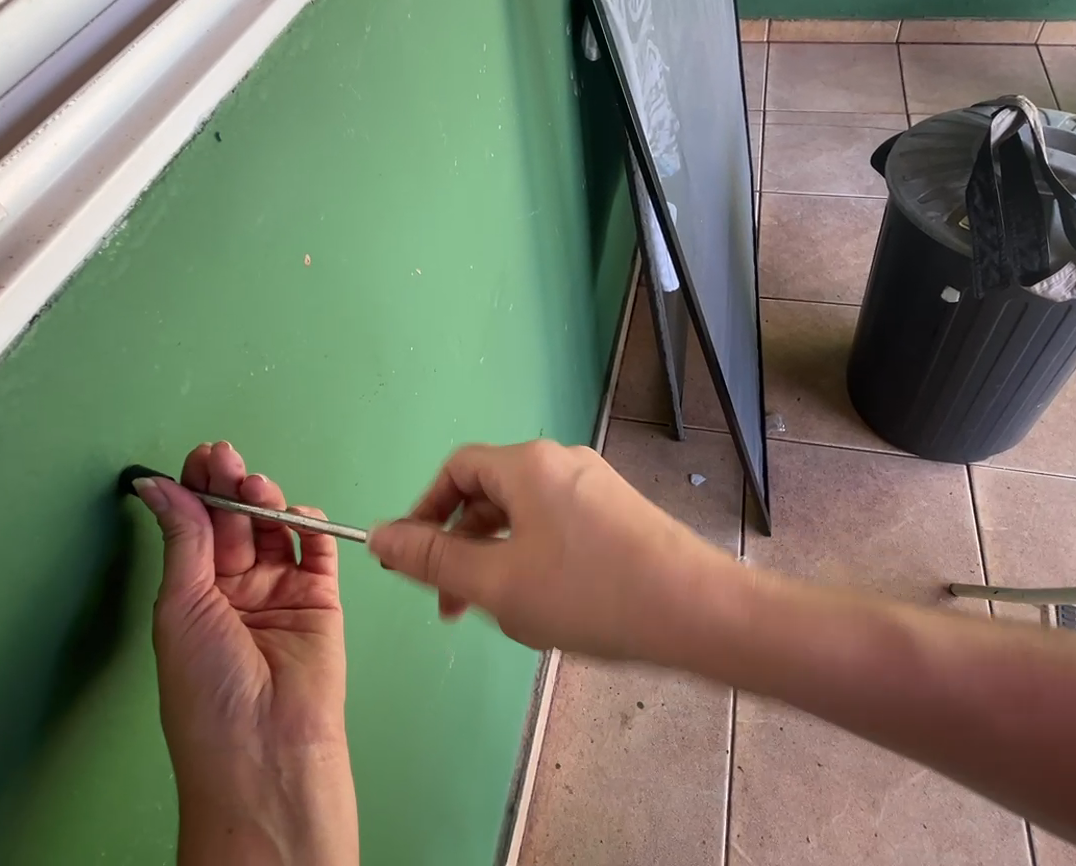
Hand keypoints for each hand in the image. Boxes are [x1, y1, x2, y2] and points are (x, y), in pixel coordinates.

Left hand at [133, 442, 356, 865]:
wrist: (266, 746)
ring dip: (265, 499)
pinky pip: (316, 549)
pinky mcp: (320, 596)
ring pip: (274, 528)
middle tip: (222, 456)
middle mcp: (236, 590)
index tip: (195, 460)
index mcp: (194, 595)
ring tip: (254, 483)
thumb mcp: (183, 607)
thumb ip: (185, 539)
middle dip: (229, 485)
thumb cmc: (209, 693)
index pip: (196, 528)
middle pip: (235, 522)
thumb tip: (158, 487)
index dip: (196, 492)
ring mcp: (280, 591)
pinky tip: (295, 513)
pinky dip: (309, 525)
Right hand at [367, 440, 737, 663]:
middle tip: (453, 605)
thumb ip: (433, 559)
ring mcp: (594, 484)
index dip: (425, 512)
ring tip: (502, 614)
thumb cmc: (587, 593)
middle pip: (490, 492)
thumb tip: (378, 535)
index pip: (456, 470)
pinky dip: (535, 559)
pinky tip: (548, 606)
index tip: (414, 562)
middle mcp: (560, 460)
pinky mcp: (618, 511)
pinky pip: (557, 525)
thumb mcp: (497, 583)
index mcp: (527, 464)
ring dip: (498, 559)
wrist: (697, 611)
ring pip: (524, 515)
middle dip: (462, 546)